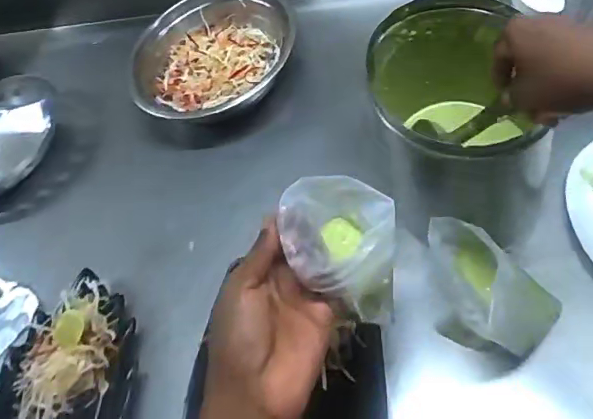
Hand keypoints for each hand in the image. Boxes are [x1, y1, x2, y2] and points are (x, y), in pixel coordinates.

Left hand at [199, 218, 335, 418]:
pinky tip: (354, 252)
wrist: (254, 392)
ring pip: (319, 266)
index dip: (288, 223)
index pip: (276, 240)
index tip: (305, 200)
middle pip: (300, 250)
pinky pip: (336, 291)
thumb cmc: (237, 335)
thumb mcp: (241, 288)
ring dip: (328, 248)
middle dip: (312, 231)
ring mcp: (305, 299)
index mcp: (258, 273)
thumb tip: (274, 218)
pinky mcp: (326, 318)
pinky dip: (344, 273)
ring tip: (345, 221)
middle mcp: (283, 281)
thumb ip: (261, 254)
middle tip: (331, 206)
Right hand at [493, 15, 592, 121]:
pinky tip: (575, 93)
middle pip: (524, 57)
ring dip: (547, 81)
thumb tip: (510, 97)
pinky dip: (565, 72)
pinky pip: (567, 54)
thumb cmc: (562, 81)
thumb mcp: (528, 98)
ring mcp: (562, 25)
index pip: (498, 57)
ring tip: (557, 106)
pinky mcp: (585, 32)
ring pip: (546, 57)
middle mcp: (533, 21)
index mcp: (513, 31)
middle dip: (527, 84)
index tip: (505, 96)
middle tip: (533, 105)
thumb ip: (512, 98)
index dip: (500, 80)